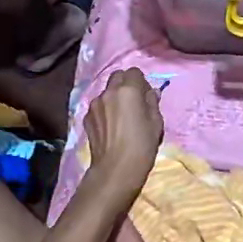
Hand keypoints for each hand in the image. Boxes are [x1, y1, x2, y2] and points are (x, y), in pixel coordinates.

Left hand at [83, 69, 163, 200]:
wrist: (115, 170)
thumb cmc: (142, 146)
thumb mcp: (156, 123)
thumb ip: (152, 102)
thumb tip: (151, 92)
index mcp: (128, 90)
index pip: (134, 72)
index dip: (141, 82)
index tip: (145, 96)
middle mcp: (108, 92)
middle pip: (117, 77)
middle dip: (126, 85)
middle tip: (134, 102)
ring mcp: (94, 104)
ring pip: (106, 92)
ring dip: (114, 97)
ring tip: (121, 117)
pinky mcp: (86, 118)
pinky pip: (98, 107)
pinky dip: (105, 111)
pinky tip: (111, 127)